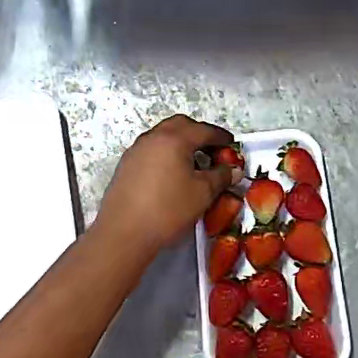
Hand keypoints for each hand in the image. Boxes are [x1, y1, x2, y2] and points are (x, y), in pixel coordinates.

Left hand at [93, 115, 237, 253]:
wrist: (124, 232)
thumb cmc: (167, 210)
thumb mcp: (202, 193)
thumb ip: (220, 177)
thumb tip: (233, 170)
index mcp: (174, 139)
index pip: (203, 130)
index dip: (220, 136)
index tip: (231, 144)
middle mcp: (153, 138)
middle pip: (180, 125)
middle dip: (198, 134)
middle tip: (212, 150)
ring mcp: (136, 150)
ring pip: (163, 136)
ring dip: (180, 143)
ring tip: (193, 164)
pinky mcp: (126, 166)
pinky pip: (151, 150)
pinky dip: (166, 154)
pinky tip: (172, 175)